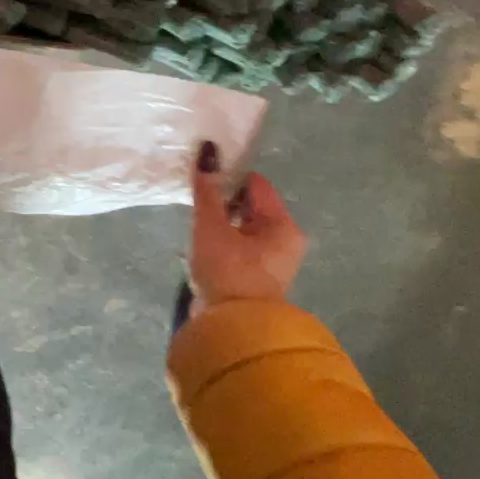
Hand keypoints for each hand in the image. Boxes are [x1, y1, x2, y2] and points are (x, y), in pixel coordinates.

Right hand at [188, 141, 307, 309]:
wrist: (234, 326)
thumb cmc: (229, 271)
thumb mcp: (212, 227)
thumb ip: (207, 191)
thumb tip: (207, 153)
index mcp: (283, 225)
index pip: (256, 185)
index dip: (229, 176)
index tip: (202, 175)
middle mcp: (285, 240)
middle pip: (250, 206)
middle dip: (223, 201)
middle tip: (194, 198)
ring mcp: (272, 260)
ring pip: (242, 227)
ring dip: (221, 222)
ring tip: (195, 221)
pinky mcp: (255, 275)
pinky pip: (238, 244)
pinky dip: (222, 239)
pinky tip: (202, 243)